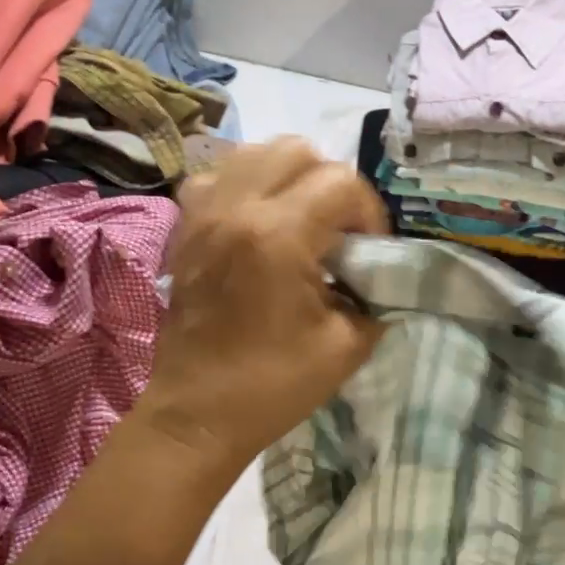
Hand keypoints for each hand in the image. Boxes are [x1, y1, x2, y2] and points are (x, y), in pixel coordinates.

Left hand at [133, 138, 388, 471]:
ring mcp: (203, 214)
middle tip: (338, 231)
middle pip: (297, 150)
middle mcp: (236, 208)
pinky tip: (258, 221)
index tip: (369, 253)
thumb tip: (379, 275)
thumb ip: (373, 299)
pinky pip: (216, 175)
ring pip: (253, 152)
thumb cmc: (272, 385)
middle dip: (331, 183)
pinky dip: (245, 184)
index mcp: (279, 235)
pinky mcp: (185, 228)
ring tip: (301, 219)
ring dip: (288, 175)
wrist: (197, 413)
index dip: (369, 214)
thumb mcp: (345, 347)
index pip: (341, 183)